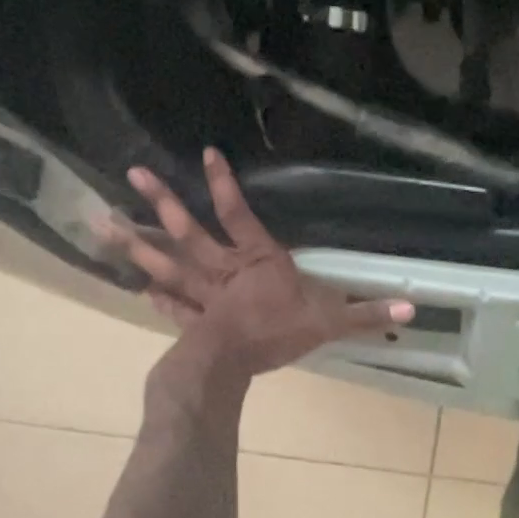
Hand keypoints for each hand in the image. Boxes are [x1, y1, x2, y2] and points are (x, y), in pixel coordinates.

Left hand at [101, 148, 413, 380]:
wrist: (231, 365)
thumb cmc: (278, 333)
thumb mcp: (331, 322)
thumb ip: (367, 313)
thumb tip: (413, 306)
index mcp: (256, 260)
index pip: (239, 214)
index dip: (223, 184)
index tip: (206, 152)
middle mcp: (222, 269)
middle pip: (187, 230)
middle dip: (162, 202)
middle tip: (132, 173)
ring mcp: (200, 294)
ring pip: (165, 262)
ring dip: (137, 242)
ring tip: (105, 220)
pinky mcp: (190, 319)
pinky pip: (169, 302)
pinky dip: (154, 294)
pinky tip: (138, 286)